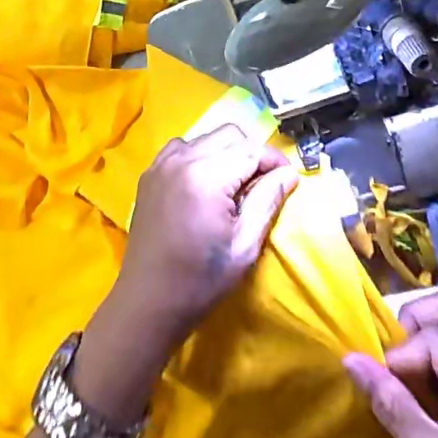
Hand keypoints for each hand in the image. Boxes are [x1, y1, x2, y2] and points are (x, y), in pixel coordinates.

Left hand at [113, 123, 300, 336]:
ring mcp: (162, 163)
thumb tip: (289, 174)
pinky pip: (182, 148)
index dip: (275, 161)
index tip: (289, 178)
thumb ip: (267, 201)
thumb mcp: (245, 246)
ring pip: (206, 138)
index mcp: (205, 176)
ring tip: (235, 186)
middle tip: (263, 184)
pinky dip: (201, 155)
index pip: (251, 149)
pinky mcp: (150, 173)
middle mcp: (181, 159)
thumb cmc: (201, 281)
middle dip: (252, 153)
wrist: (148, 302)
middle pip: (229, 135)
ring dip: (226, 152)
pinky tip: (206, 184)